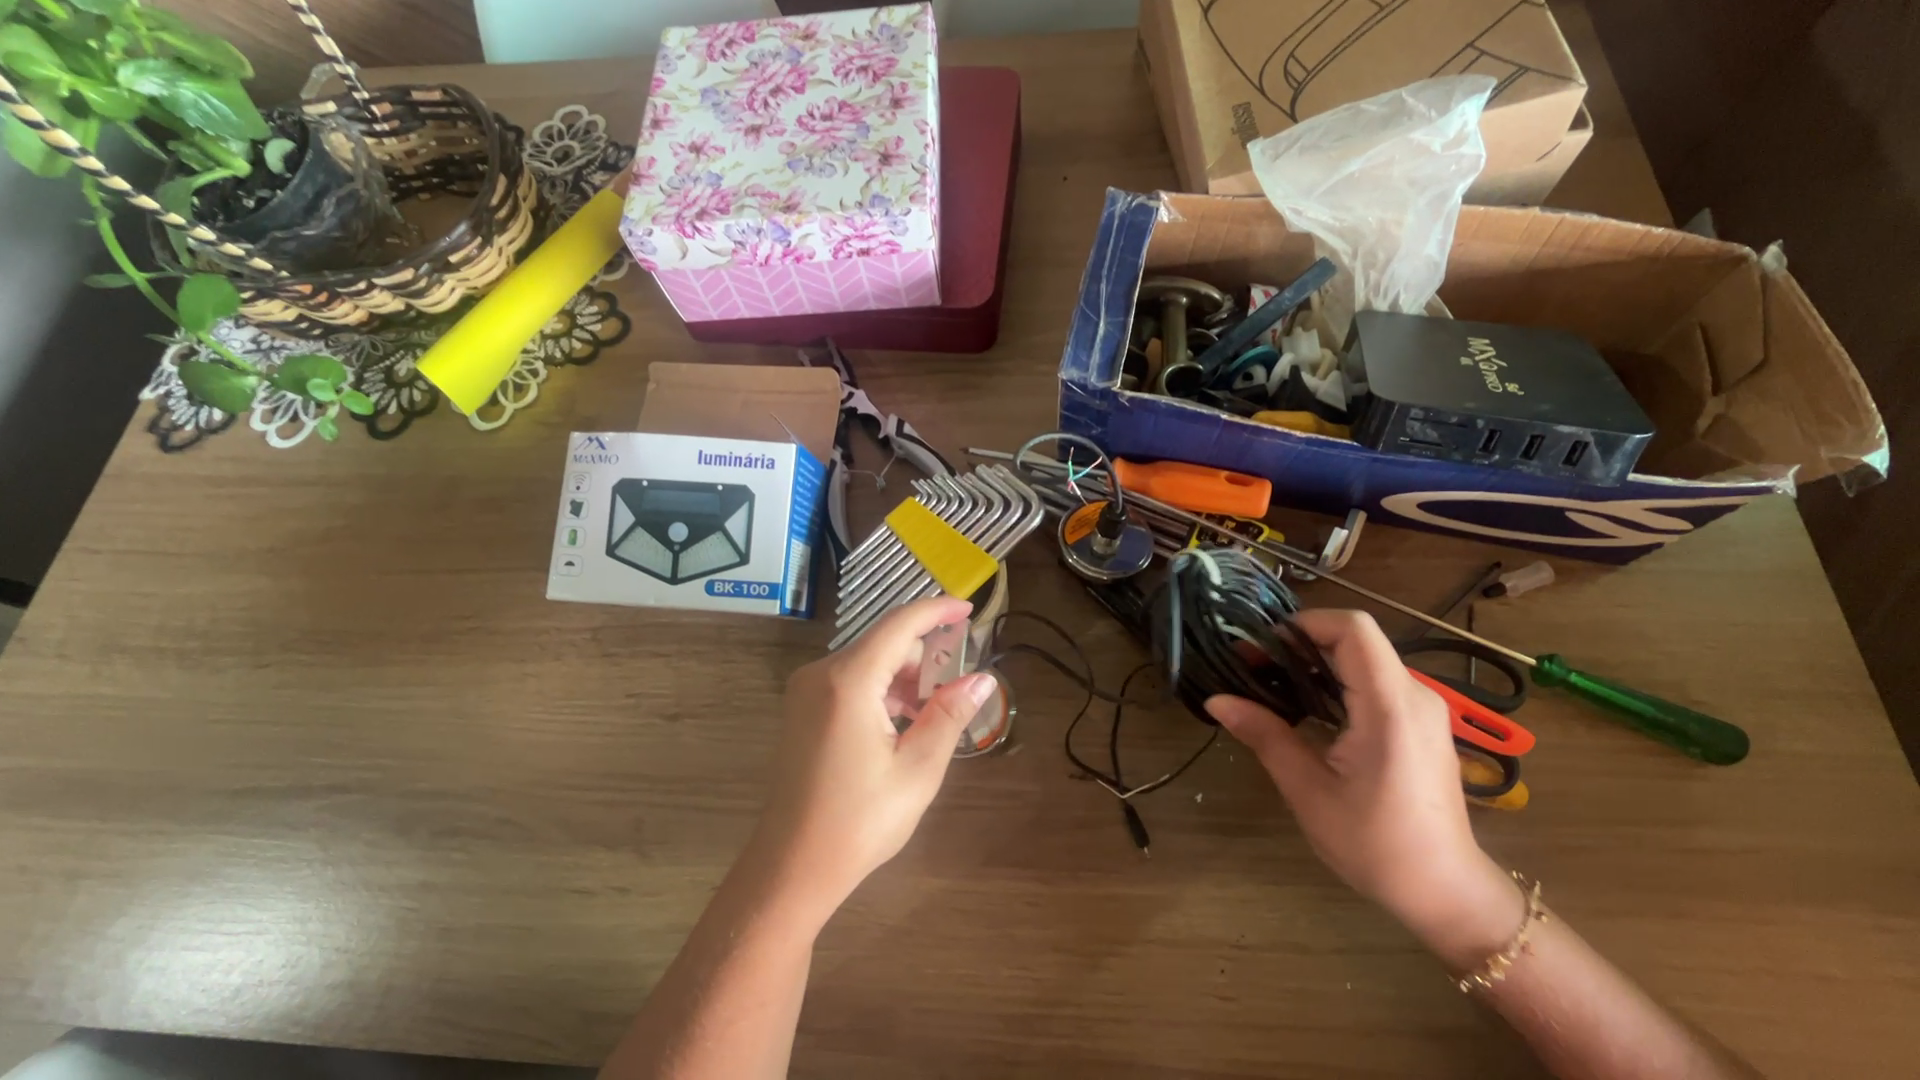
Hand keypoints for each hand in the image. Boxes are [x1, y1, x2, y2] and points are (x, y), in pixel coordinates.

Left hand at [752, 596, 996, 917]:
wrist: (793, 865)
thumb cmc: (859, 821)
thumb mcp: (917, 770)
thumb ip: (949, 716)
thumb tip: (981, 679)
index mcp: (848, 682)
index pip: (899, 625)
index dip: (936, 611)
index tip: (969, 609)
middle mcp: (820, 675)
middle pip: (882, 644)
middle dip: (924, 656)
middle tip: (959, 685)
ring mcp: (805, 692)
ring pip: (867, 663)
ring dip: (904, 678)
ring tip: (934, 713)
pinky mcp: (801, 711)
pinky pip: (849, 682)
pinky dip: (881, 691)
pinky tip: (903, 724)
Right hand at [1205, 610, 1519, 960]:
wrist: (1444, 889)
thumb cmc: (1375, 844)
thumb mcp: (1309, 791)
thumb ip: (1265, 736)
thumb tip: (1216, 700)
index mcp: (1389, 707)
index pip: (1353, 629)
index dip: (1304, 623)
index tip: (1259, 646)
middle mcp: (1414, 695)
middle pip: (1356, 639)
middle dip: (1300, 641)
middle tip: (1253, 665)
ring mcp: (1423, 708)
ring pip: (1366, 658)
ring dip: (1316, 660)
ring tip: (1271, 683)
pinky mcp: (1421, 723)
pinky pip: (1376, 681)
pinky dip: (1337, 680)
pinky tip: (1306, 706)